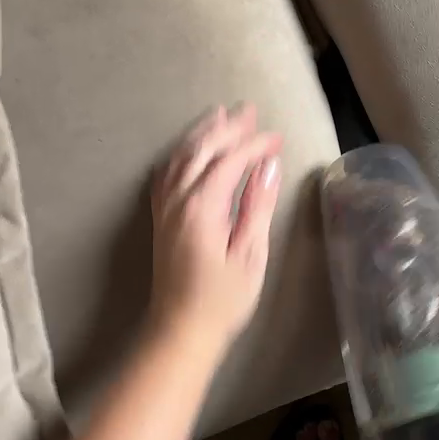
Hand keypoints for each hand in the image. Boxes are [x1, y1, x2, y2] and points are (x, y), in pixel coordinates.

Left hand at [148, 104, 283, 351]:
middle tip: (249, 109)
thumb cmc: (223, 298)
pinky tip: (190, 149)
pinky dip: (182, 153)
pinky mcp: (160, 218)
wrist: (180, 330)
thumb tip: (269, 166)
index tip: (278, 138)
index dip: (255, 145)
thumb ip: (258, 206)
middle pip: (202, 150)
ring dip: (202, 134)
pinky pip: (167, 173)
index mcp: (203, 207)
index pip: (231, 161)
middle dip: (227, 128)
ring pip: (181, 157)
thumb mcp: (250, 254)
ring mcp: (164, 208)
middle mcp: (178, 200)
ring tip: (220, 115)